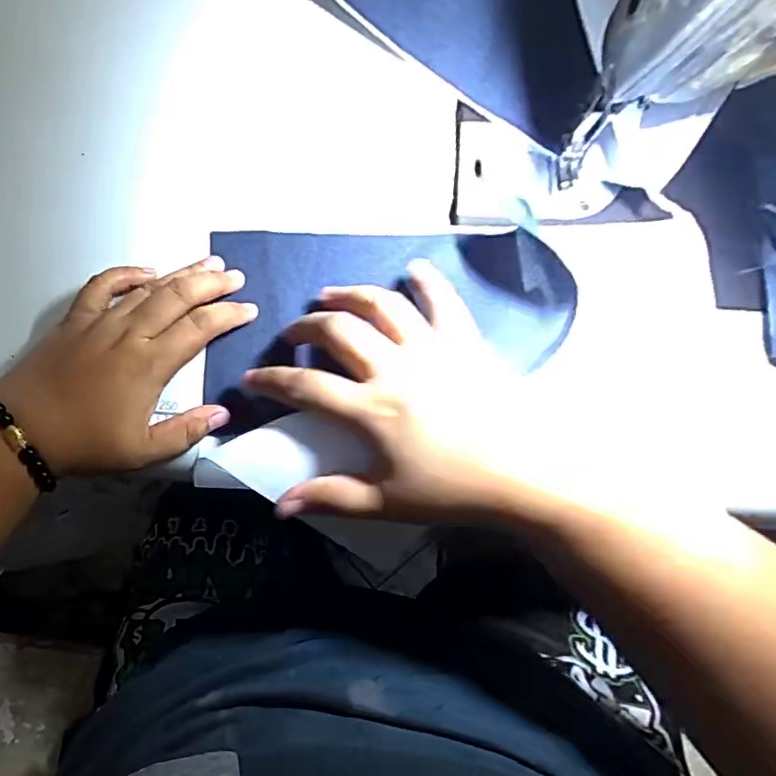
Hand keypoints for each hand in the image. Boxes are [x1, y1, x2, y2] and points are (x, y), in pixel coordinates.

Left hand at [0, 257, 254, 475]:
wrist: (23, 429)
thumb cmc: (86, 444)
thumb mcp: (142, 451)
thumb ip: (185, 431)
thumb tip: (222, 413)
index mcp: (150, 364)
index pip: (198, 329)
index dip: (227, 316)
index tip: (248, 309)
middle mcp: (129, 334)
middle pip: (177, 297)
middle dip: (210, 284)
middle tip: (235, 276)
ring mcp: (100, 322)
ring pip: (147, 288)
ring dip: (180, 273)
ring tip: (206, 263)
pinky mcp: (75, 320)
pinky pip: (103, 286)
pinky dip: (126, 274)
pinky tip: (146, 271)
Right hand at [241, 259, 560, 523]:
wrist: (522, 474)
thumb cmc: (451, 491)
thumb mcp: (385, 502)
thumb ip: (331, 497)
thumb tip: (280, 505)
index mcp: (370, 409)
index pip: (306, 385)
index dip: (273, 380)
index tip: (253, 379)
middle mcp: (394, 368)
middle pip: (337, 330)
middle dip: (304, 327)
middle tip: (292, 335)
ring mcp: (431, 349)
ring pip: (381, 304)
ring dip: (349, 295)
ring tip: (329, 297)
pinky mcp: (464, 342)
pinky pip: (441, 302)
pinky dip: (426, 281)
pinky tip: (413, 270)